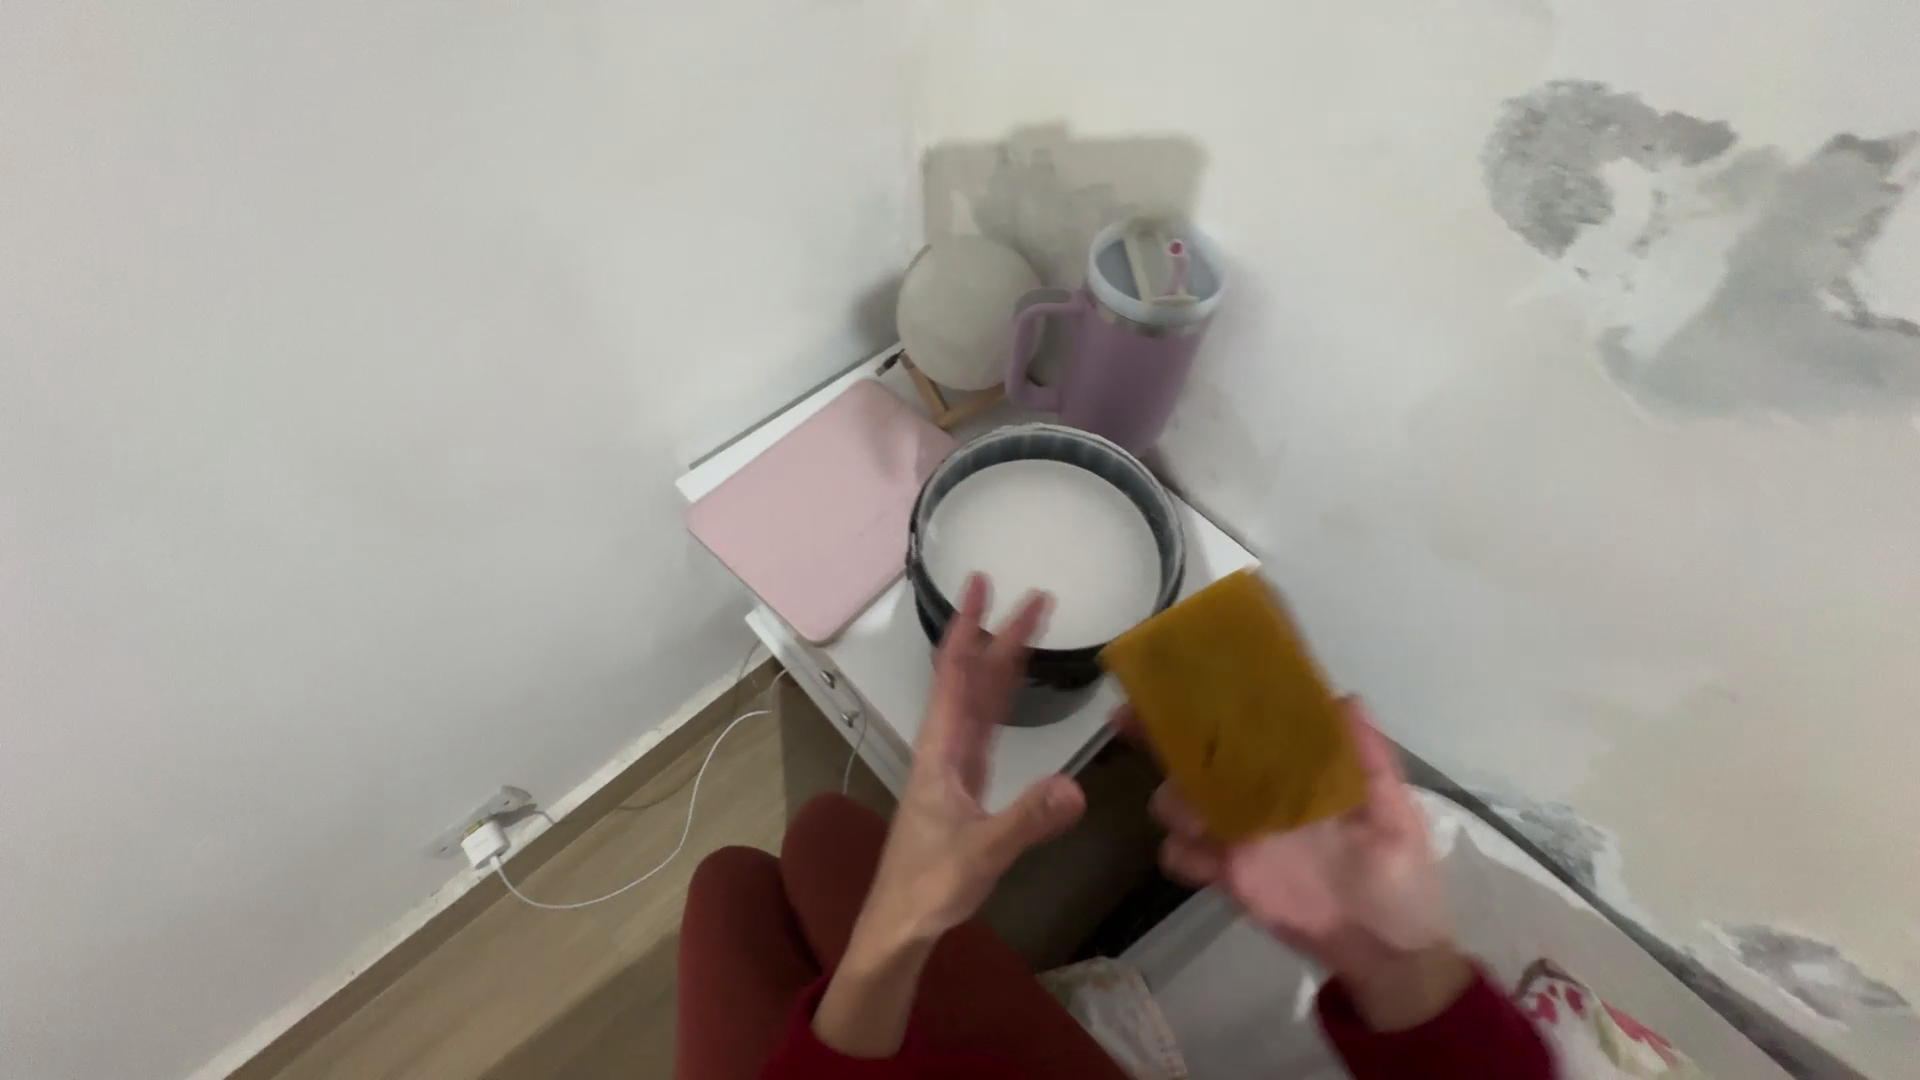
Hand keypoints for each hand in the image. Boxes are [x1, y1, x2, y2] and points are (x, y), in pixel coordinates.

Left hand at [814, 574, 1086, 1056]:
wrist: (901, 920)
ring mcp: (954, 760)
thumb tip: (1077, 787)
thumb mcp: (981, 854)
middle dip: (1000, 634)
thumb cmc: (929, 884)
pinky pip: (986, 722)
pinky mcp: (965, 779)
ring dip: (1003, 660)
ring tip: (1031, 626)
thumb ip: (1026, 821)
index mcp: (941, 747)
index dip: (968, 626)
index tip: (981, 584)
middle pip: (973, 676)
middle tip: (1035, 598)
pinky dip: (1002, 695)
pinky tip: (1015, 686)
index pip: (955, 673)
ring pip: (980, 696)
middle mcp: (945, 743)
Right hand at [1136, 698, 1468, 1029]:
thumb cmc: (1399, 876)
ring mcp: (1235, 833)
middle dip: (1156, 736)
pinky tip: (1201, 859)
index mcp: (1288, 771)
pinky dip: (1180, 853)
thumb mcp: (1394, 813)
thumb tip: (1346, 698)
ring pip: (1177, 800)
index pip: (1237, 727)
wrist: (1389, 956)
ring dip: (1174, 800)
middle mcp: (1252, 793)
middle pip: (1191, 756)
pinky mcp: (1227, 874)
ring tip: (1196, 816)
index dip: (1202, 702)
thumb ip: (1371, 760)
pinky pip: (1182, 855)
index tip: (1171, 678)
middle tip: (1129, 723)